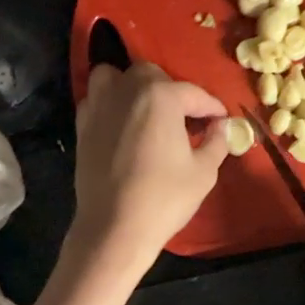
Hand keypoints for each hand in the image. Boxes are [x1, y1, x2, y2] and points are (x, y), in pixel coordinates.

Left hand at [72, 61, 229, 261]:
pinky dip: (110, 104)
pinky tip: (121, 125)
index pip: (193, 94)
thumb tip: (223, 127)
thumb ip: (216, 142)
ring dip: (132, 87)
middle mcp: (126, 90)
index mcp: (160, 96)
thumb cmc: (164, 199)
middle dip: (171, 92)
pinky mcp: (82, 127)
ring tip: (146, 111)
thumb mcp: (204, 173)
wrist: (115, 228)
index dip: (212, 108)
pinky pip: (96, 100)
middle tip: (184, 119)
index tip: (222, 120)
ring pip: (115, 77)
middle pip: (152, 76)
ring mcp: (99, 106)